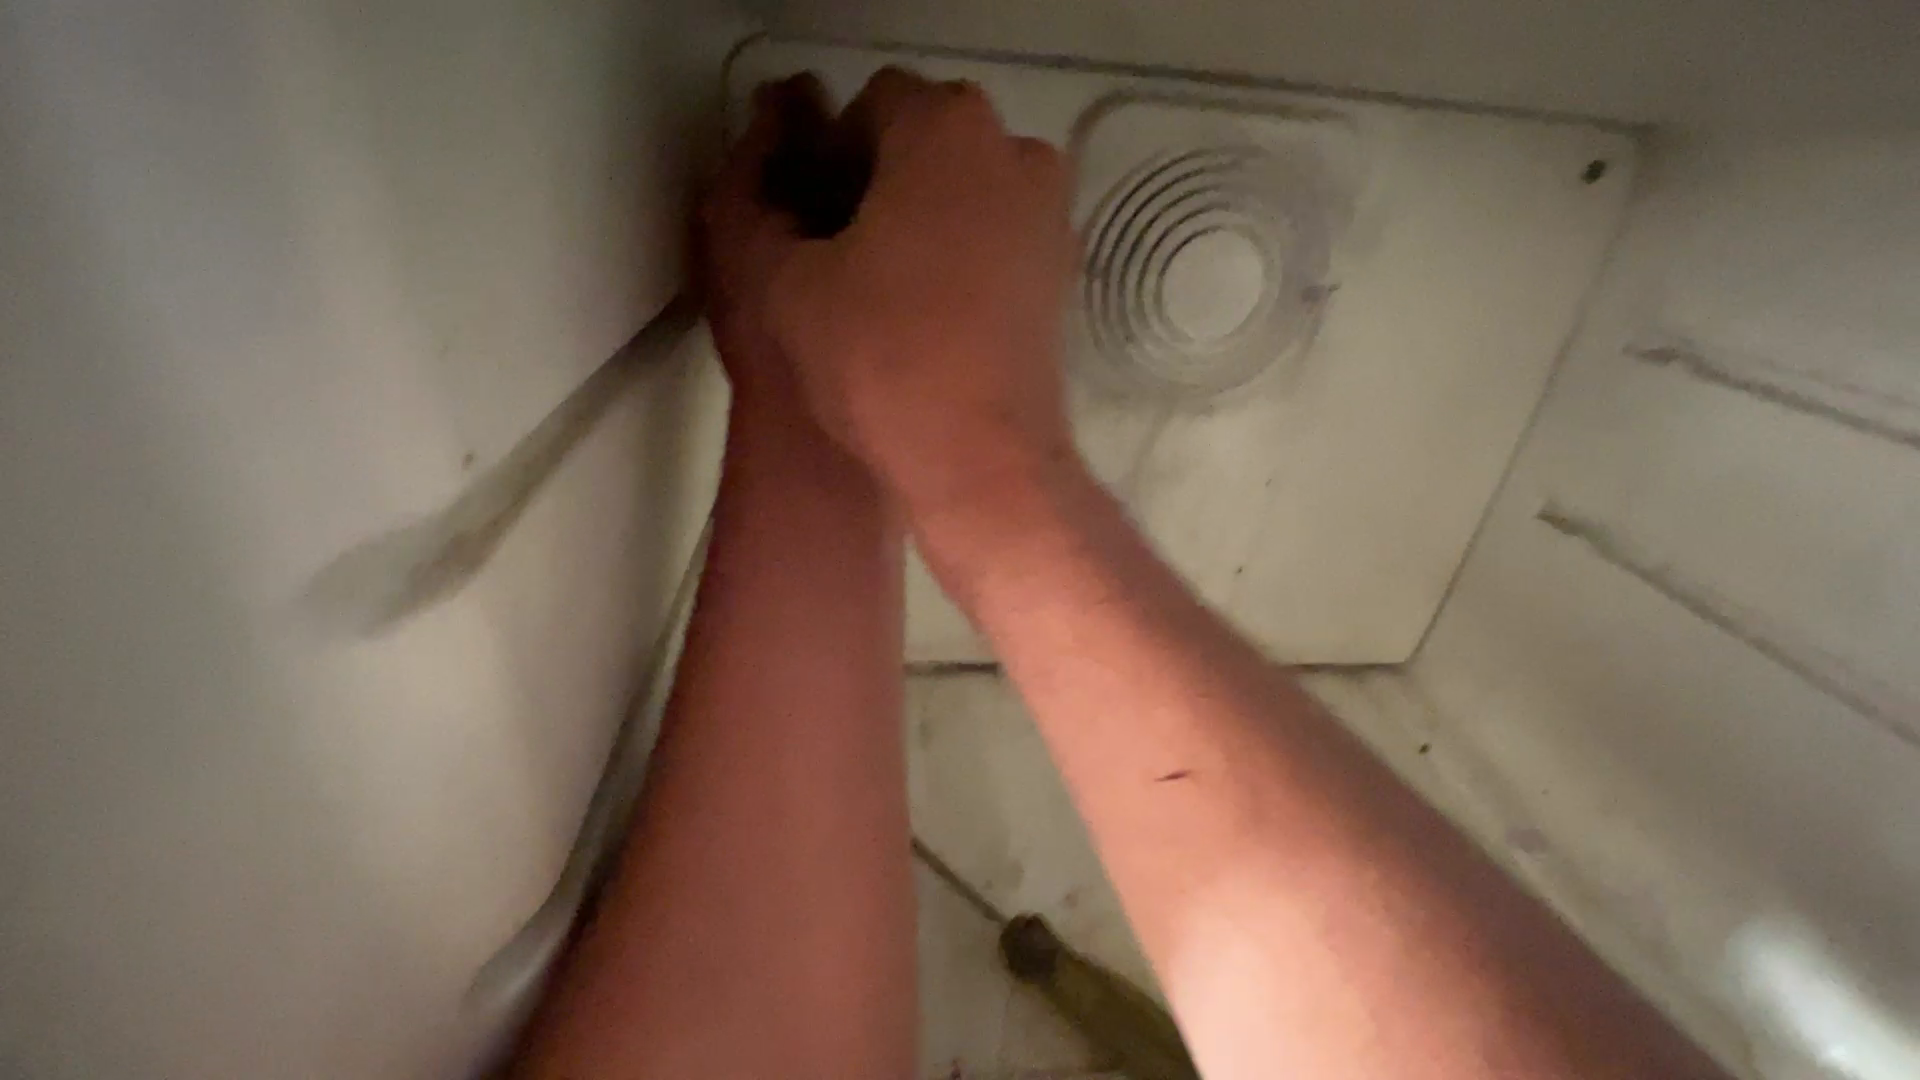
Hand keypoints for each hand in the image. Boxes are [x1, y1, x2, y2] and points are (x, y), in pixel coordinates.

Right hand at [707, 68, 1082, 523]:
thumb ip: (764, 219)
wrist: (980, 459)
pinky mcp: (1064, 276)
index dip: (830, 161)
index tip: (811, 221)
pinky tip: (934, 314)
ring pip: (968, 195)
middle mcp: (1016, 153)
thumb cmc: (880, 361)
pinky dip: (966, 256)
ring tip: (886, 290)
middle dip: (881, 185)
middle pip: (927, 147)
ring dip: (925, 222)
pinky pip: (1001, 240)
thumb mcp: (784, 287)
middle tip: (842, 256)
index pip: (869, 109)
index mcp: (946, 129)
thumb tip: (777, 206)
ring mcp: (1052, 218)